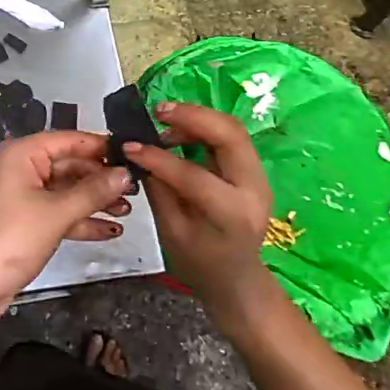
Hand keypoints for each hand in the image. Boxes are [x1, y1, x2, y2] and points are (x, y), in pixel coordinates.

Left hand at [0, 131, 132, 332]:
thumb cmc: (8, 239)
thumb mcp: (56, 213)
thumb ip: (93, 191)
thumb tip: (125, 173)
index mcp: (23, 154)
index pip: (68, 139)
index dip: (100, 146)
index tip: (131, 154)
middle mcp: (22, 168)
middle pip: (69, 165)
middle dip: (101, 178)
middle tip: (135, 189)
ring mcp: (23, 196)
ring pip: (67, 190)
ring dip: (95, 200)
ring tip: (128, 209)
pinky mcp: (26, 221)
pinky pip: (60, 212)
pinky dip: (82, 219)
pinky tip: (109, 229)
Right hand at [124, 102, 274, 320]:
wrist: (237, 277)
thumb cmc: (201, 262)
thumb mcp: (172, 231)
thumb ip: (159, 189)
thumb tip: (138, 152)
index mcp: (233, 214)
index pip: (195, 176)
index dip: (159, 158)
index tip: (130, 146)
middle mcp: (254, 189)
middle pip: (230, 134)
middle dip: (193, 116)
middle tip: (157, 112)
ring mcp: (258, 175)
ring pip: (231, 129)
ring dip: (197, 118)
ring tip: (163, 120)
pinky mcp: (252, 167)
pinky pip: (229, 136)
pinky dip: (202, 127)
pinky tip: (177, 132)